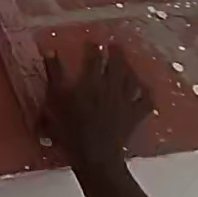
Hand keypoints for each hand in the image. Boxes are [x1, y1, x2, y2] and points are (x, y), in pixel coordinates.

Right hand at [41, 43, 153, 176]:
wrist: (95, 155)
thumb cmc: (70, 129)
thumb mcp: (55, 100)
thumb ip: (54, 74)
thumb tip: (50, 51)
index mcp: (91, 82)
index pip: (94, 59)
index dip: (94, 48)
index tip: (93, 42)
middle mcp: (111, 87)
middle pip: (117, 65)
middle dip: (117, 53)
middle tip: (116, 44)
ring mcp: (126, 101)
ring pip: (132, 79)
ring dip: (130, 67)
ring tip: (128, 62)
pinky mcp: (135, 115)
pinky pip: (146, 101)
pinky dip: (147, 93)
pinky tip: (146, 89)